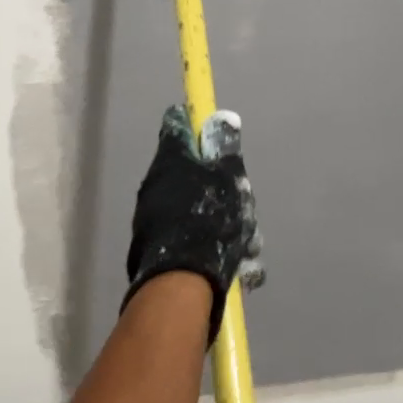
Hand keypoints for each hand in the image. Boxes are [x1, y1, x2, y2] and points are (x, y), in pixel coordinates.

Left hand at [123, 106, 263, 342]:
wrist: (179, 284)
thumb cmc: (208, 222)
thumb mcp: (228, 180)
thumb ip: (226, 150)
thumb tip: (222, 118)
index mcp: (171, 160)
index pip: (178, 126)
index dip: (196, 125)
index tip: (214, 133)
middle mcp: (157, 185)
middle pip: (195, 175)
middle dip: (224, 192)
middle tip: (244, 209)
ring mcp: (154, 218)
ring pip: (199, 211)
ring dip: (228, 228)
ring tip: (248, 249)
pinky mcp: (158, 249)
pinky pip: (193, 239)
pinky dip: (216, 250)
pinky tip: (240, 268)